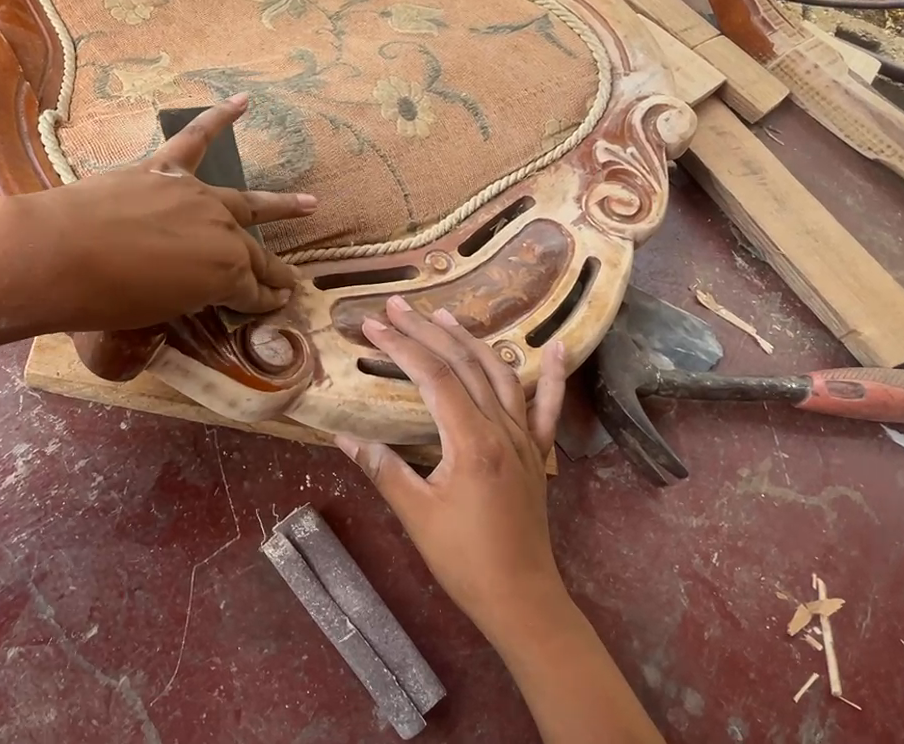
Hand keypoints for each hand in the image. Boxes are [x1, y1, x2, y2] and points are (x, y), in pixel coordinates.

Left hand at [20, 94, 314, 332]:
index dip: (263, 301)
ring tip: (308, 203)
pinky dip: (218, 119)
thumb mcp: (157, 312)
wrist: (59, 254)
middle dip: (274, 270)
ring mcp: (195, 196)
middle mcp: (221, 230)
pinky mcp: (163, 170)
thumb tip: (192, 285)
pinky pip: (194, 139)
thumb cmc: (105, 299)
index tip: (275, 305)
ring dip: (277, 204)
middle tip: (292, 280)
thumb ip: (185, 295)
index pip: (251, 290)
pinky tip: (242, 102)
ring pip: (244, 200)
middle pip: (253, 251)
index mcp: (223, 273)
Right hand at [336, 297, 566, 641]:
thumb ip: (382, 469)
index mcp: (470, 440)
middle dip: (425, 331)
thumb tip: (343, 436)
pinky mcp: (538, 454)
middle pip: (462, 365)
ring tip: (443, 316)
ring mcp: (524, 439)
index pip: (432, 376)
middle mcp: (501, 429)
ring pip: (499, 374)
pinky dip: (554, 377)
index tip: (371, 326)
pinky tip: (560, 349)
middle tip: (395, 306)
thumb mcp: (415, 514)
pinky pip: (548, 408)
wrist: (520, 597)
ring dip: (470, 341)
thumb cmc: (463, 558)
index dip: (400, 346)